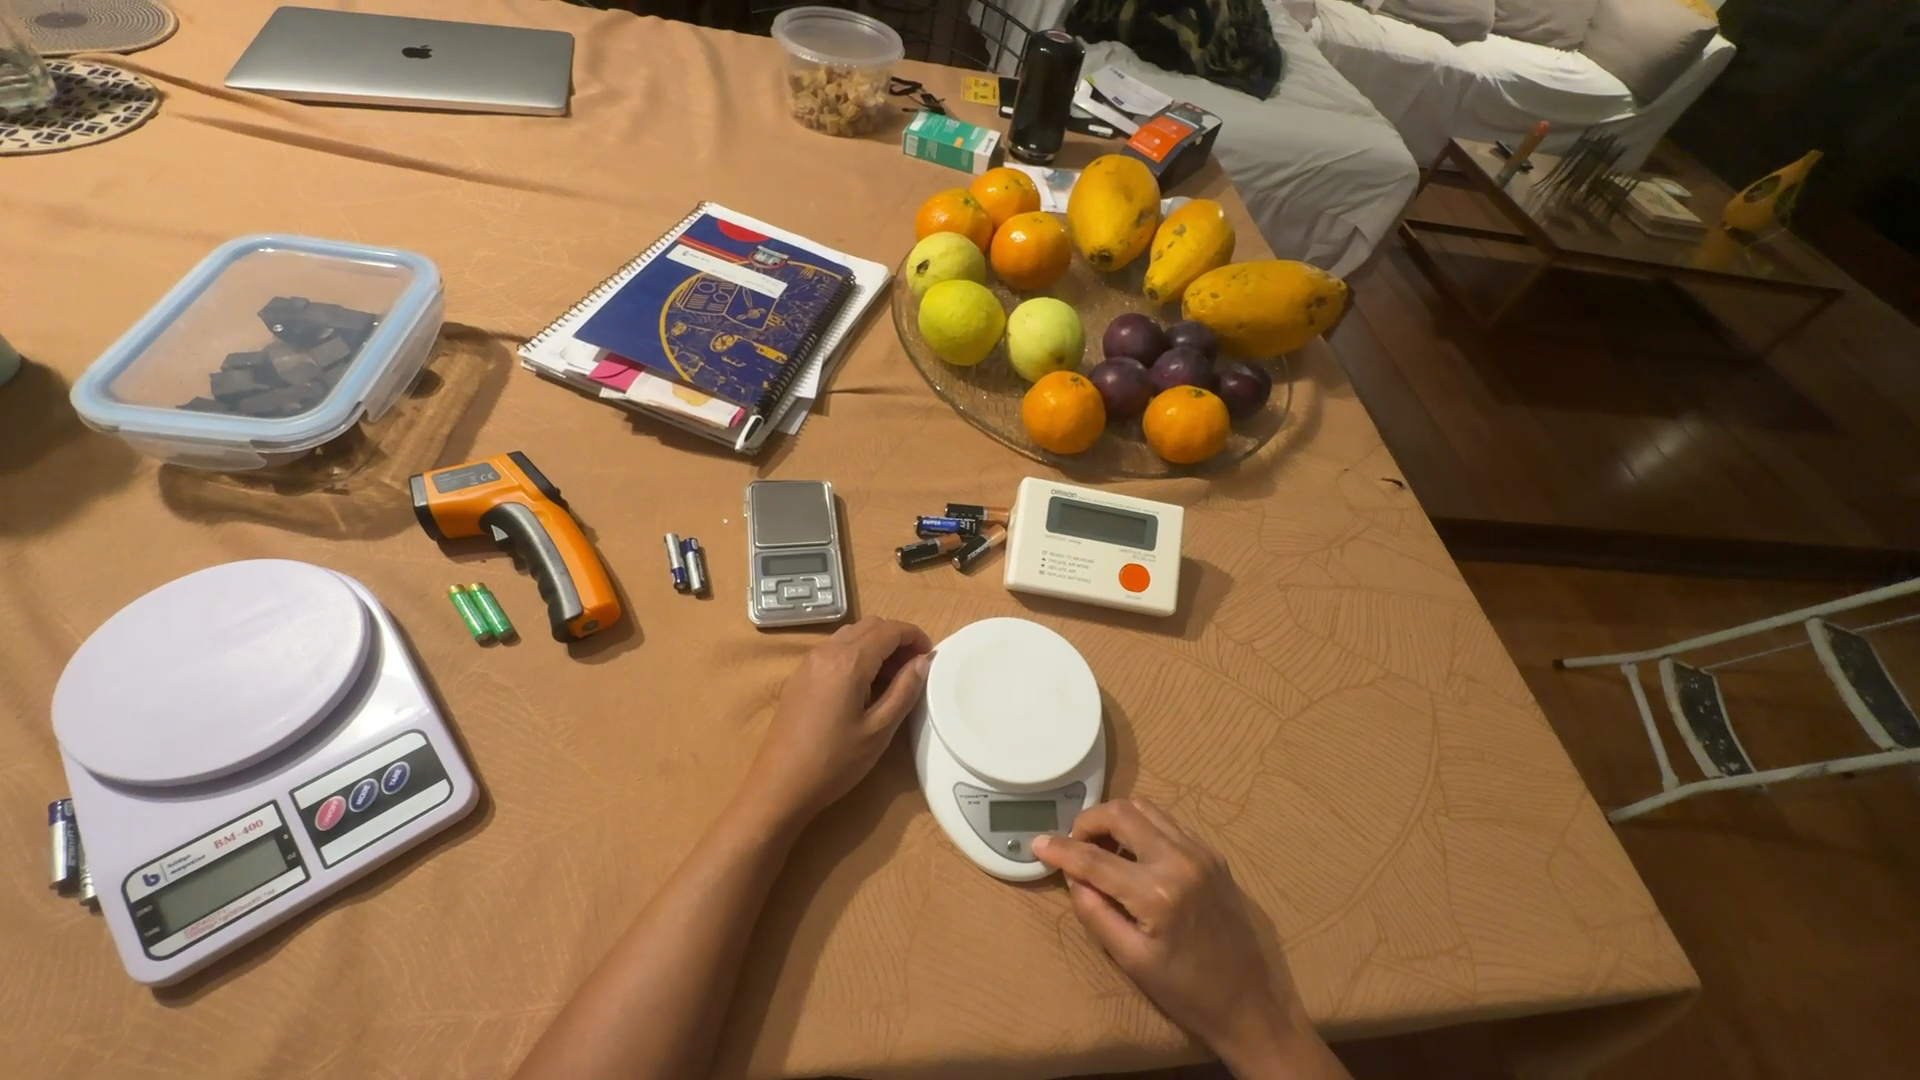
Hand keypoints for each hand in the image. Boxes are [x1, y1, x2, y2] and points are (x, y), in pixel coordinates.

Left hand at [740, 617, 932, 827]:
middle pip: (869, 626)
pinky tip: (864, 685)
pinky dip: (856, 653)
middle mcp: (827, 651)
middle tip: (914, 666)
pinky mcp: (799, 676)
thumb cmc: (834, 762)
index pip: (889, 630)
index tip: (929, 654)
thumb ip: (904, 691)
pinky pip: (834, 649)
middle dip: (896, 638)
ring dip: (876, 644)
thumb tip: (922, 662)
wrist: (780, 785)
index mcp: (849, 662)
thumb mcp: (879, 730)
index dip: (914, 636)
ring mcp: (809, 662)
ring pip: (850, 635)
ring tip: (892, 677)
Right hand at [1032, 799, 1312, 1070]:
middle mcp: (1180, 860)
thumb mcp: (1130, 960)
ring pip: (1144, 808)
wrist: (1250, 1003)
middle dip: (1088, 822)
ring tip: (1101, 847)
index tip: (1038, 843)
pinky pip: (1166, 821)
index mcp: (1157, 893)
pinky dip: (1140, 826)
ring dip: (1115, 819)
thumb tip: (1072, 876)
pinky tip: (1132, 853)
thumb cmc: (1186, 990)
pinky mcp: (1212, 853)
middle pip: (1121, 813)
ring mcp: (1200, 851)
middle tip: (1073, 845)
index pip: (1094, 859)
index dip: (1061, 849)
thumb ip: (1095, 912)